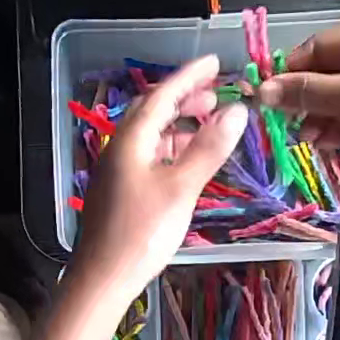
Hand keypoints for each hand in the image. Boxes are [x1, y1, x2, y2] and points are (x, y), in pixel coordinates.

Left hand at [70, 56, 247, 299]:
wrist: (102, 278)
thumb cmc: (142, 232)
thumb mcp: (181, 188)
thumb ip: (208, 149)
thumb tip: (237, 112)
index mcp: (131, 140)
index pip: (162, 95)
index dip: (190, 76)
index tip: (215, 61)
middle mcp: (119, 148)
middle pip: (152, 111)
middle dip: (184, 99)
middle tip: (216, 94)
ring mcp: (116, 170)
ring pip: (150, 136)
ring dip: (178, 125)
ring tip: (207, 124)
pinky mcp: (118, 191)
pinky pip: (147, 156)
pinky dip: (170, 149)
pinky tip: (185, 161)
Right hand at [256, 15, 339, 181]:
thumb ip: (304, 92)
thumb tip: (261, 90)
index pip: (318, 46)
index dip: (290, 72)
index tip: (268, 99)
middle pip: (329, 71)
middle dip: (307, 99)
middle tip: (288, 125)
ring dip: (322, 116)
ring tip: (309, 140)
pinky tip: (328, 142)